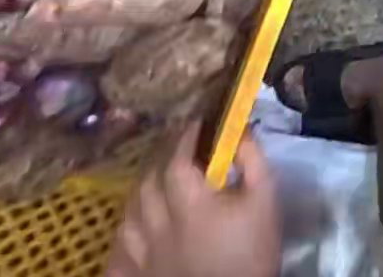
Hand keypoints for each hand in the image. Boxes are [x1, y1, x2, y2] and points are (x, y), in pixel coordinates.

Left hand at [105, 122, 280, 276]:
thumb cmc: (254, 251)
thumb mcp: (265, 197)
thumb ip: (251, 158)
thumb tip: (237, 129)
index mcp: (192, 207)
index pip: (177, 162)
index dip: (185, 137)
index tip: (198, 122)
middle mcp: (161, 230)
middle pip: (148, 184)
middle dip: (162, 157)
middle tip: (179, 144)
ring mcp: (145, 259)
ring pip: (129, 215)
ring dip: (142, 190)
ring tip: (158, 178)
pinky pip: (118, 255)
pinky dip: (124, 234)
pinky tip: (134, 224)